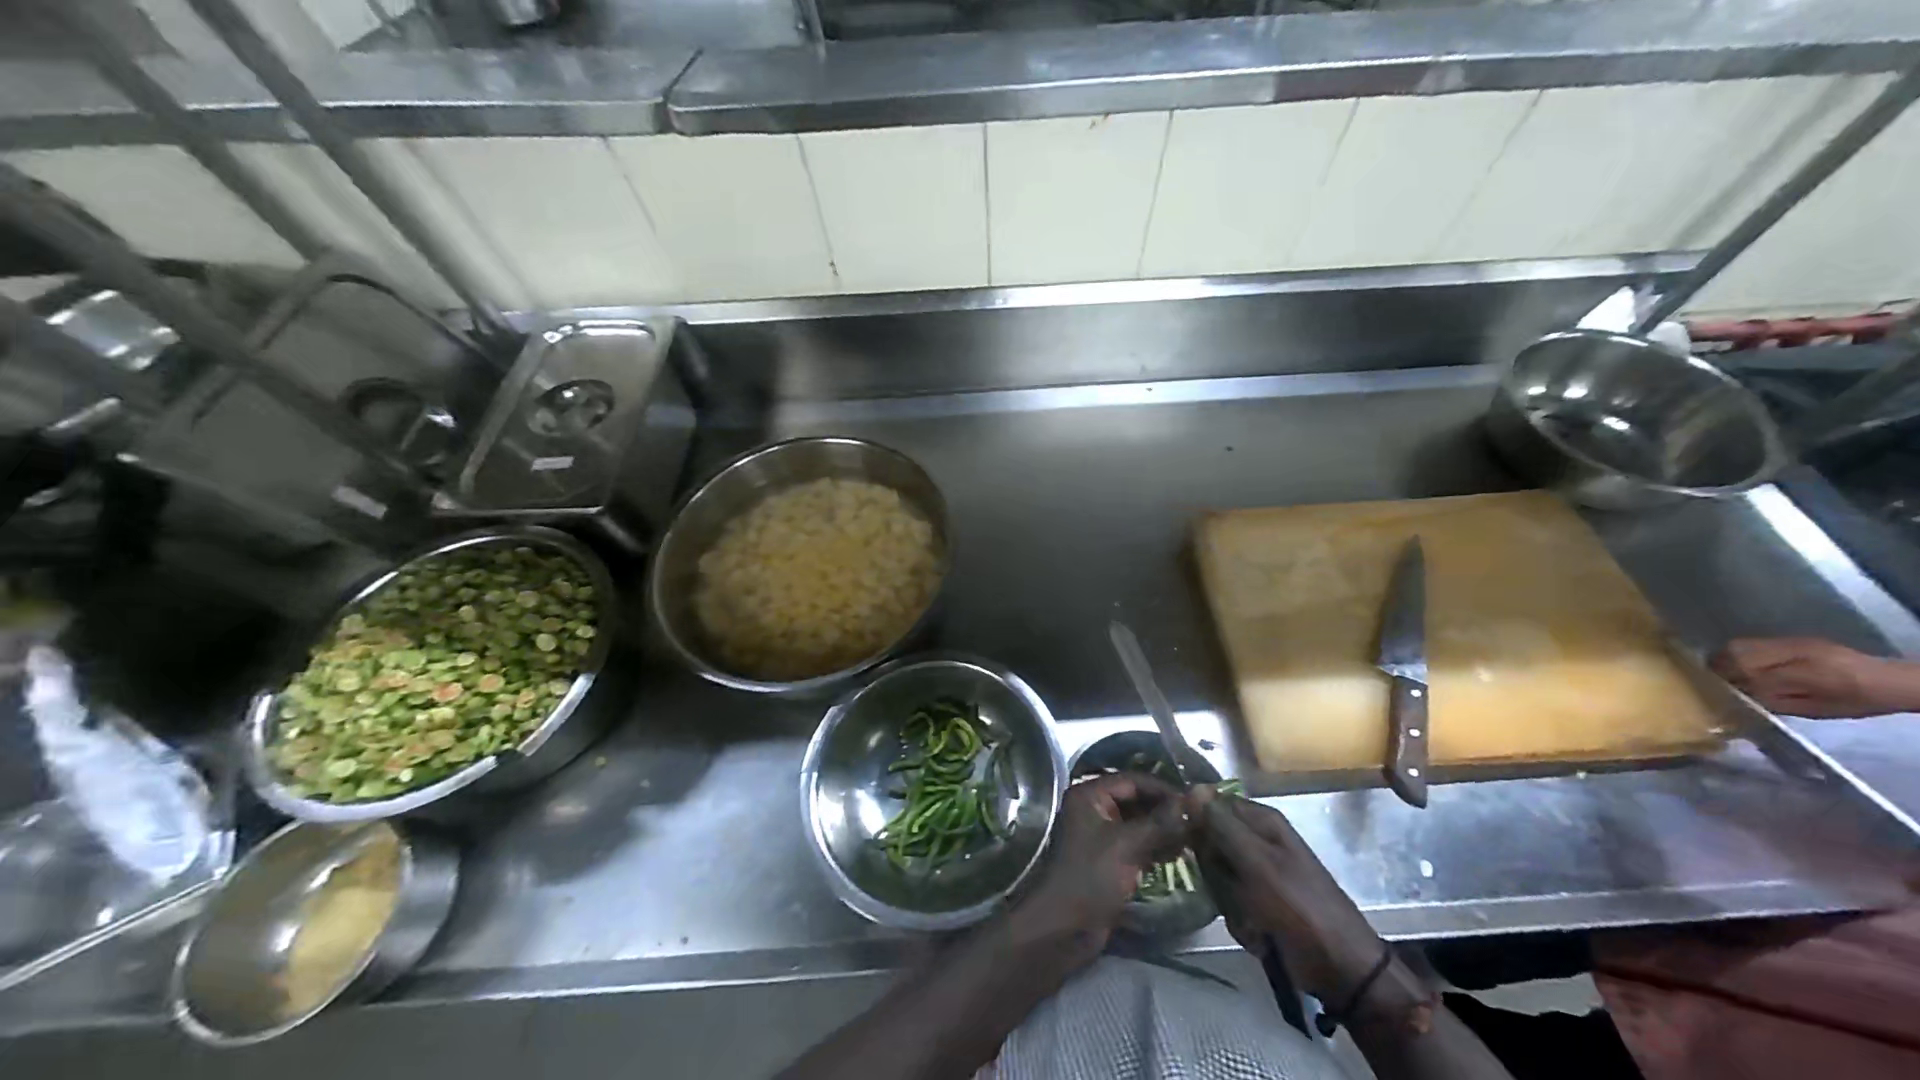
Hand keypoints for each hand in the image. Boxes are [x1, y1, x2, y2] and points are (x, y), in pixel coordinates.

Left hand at [1016, 773, 1187, 962]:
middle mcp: (1094, 808)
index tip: (1196, 801)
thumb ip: (1162, 821)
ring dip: (1165, 828)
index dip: (1164, 789)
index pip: (1133, 780)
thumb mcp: (1128, 845)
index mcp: (1090, 795)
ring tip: (1197, 837)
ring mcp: (1102, 834)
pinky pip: (1138, 842)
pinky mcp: (1110, 857)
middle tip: (1201, 820)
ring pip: (1140, 822)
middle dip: (1167, 809)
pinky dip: (1157, 845)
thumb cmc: (1091, 877)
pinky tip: (1181, 853)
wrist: (1065, 927)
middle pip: (1137, 800)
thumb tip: (1196, 797)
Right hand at [1191, 787, 1383, 1003]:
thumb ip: (1222, 825)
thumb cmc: (1299, 905)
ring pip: (1215, 876)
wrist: (1340, 968)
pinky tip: (1256, 933)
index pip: (1211, 803)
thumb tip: (1191, 788)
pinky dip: (1239, 921)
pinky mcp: (1257, 903)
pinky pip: (1229, 903)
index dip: (1196, 820)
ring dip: (1226, 900)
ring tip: (1247, 916)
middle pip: (1209, 842)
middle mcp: (1257, 841)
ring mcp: (1256, 874)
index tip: (1188, 840)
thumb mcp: (1257, 861)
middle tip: (1227, 887)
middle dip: (1213, 869)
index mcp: (1262, 820)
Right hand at [1711, 637, 1919, 717]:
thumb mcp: (1817, 710)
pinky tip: (1741, 663)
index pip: (1752, 672)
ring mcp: (1795, 641)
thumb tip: (1740, 695)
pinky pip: (1753, 642)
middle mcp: (1798, 651)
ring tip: (1723, 672)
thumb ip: (1776, 701)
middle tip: (1713, 680)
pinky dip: (1739, 652)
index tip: (1716, 690)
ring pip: (1741, 643)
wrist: (1891, 681)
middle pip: (1738, 652)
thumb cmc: (1856, 702)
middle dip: (1720, 665)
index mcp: (1809, 673)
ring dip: (1725, 657)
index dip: (1729, 680)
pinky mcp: (1793, 638)